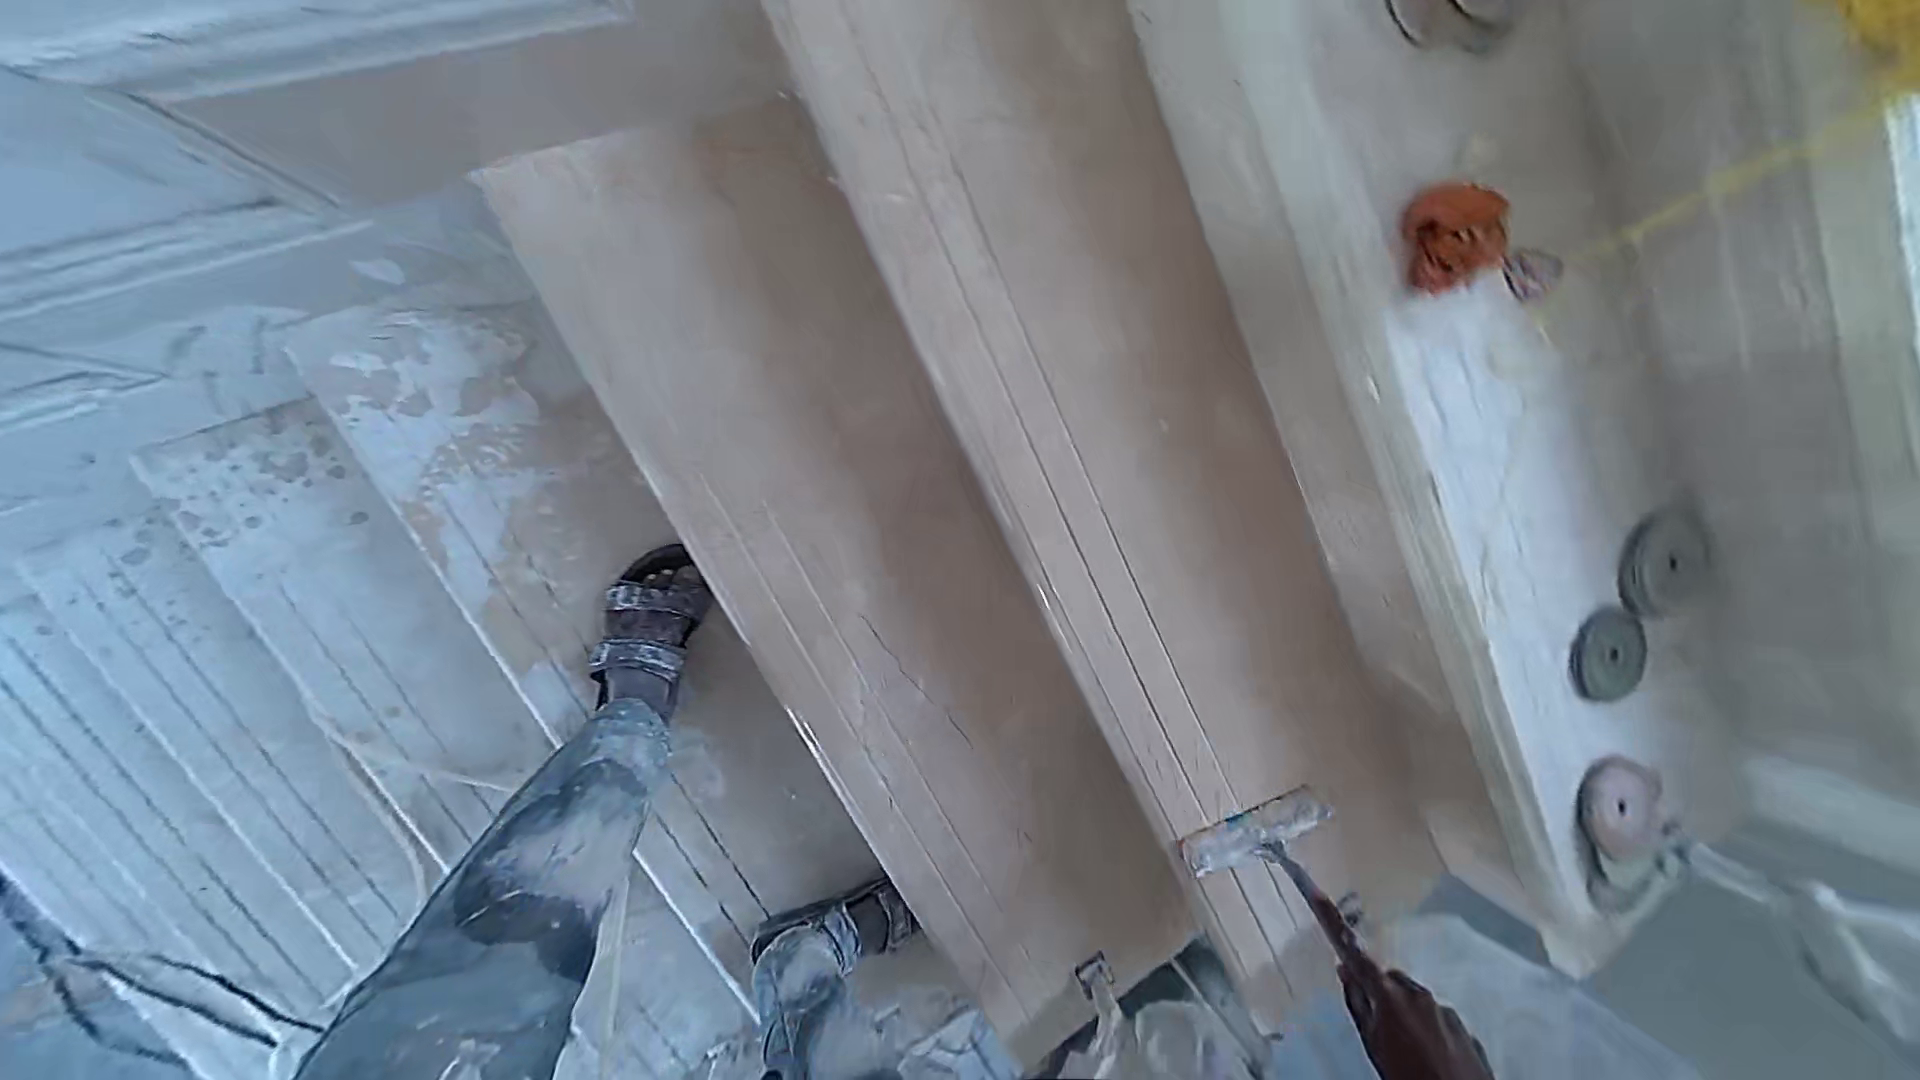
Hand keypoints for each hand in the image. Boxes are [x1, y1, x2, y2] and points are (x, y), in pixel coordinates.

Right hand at [1305, 890, 1494, 1079]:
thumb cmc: (1406, 1077)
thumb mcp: (1373, 1046)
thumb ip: (1358, 1005)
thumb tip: (1345, 970)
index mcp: (1388, 995)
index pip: (1353, 951)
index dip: (1331, 920)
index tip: (1315, 891)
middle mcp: (1418, 994)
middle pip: (1389, 980)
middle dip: (1382, 993)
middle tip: (1381, 1027)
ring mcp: (1446, 1011)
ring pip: (1414, 1000)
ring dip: (1407, 1013)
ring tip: (1410, 1049)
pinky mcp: (1468, 1031)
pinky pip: (1438, 1020)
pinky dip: (1430, 1030)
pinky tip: (1431, 1056)